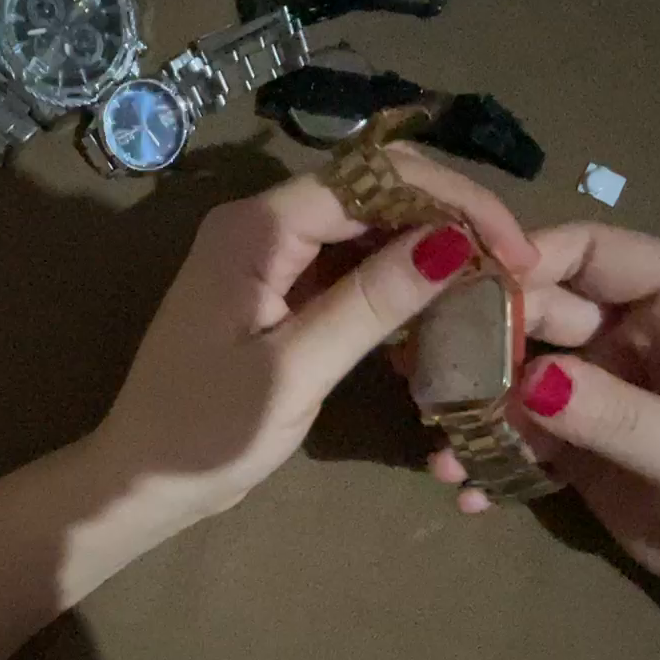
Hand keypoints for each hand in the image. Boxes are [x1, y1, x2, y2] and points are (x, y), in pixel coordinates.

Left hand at [92, 148, 537, 519]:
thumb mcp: (293, 370)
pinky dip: (388, 292)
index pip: (371, 180)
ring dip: (422, 259)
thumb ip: (369, 304)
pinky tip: (429, 317)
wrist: (146, 480)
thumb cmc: (205, 433)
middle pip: (371, 197)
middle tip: (510, 273)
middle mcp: (260, 228)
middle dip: (445, 226)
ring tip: (483, 294)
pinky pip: (343, 275)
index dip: (452, 204)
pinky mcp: (273, 298)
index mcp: (256, 229)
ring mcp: (266, 263)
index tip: (514, 251)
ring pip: (362, 236)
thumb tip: (451, 244)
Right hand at [431, 223, 659, 592]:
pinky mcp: (581, 444)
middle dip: (486, 343)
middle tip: (425, 373)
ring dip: (480, 414)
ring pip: (523, 383)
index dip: (535, 258)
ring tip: (441, 455)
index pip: (601, 256)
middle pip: (546, 317)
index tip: (464, 283)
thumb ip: (614, 415)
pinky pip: (526, 440)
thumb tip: (524, 383)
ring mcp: (604, 392)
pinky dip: (494, 462)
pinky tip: (469, 494)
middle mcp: (638, 338)